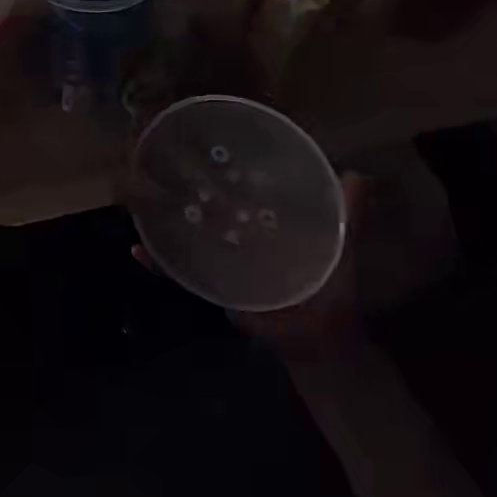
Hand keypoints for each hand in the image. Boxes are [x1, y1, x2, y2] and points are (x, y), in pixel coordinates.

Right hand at [133, 173, 371, 357]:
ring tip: (138, 205)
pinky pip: (177, 273)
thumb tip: (358, 173)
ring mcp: (218, 261)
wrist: (323, 345)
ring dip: (159, 222)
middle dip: (177, 191)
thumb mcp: (341, 252)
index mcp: (260, 223)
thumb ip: (348, 218)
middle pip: (200, 209)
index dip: (216, 172)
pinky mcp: (210, 285)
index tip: (198, 151)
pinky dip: (157, 264)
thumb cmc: (333, 296)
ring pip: (182, 235)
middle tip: (157, 170)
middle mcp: (233, 236)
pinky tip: (139, 251)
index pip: (233, 191)